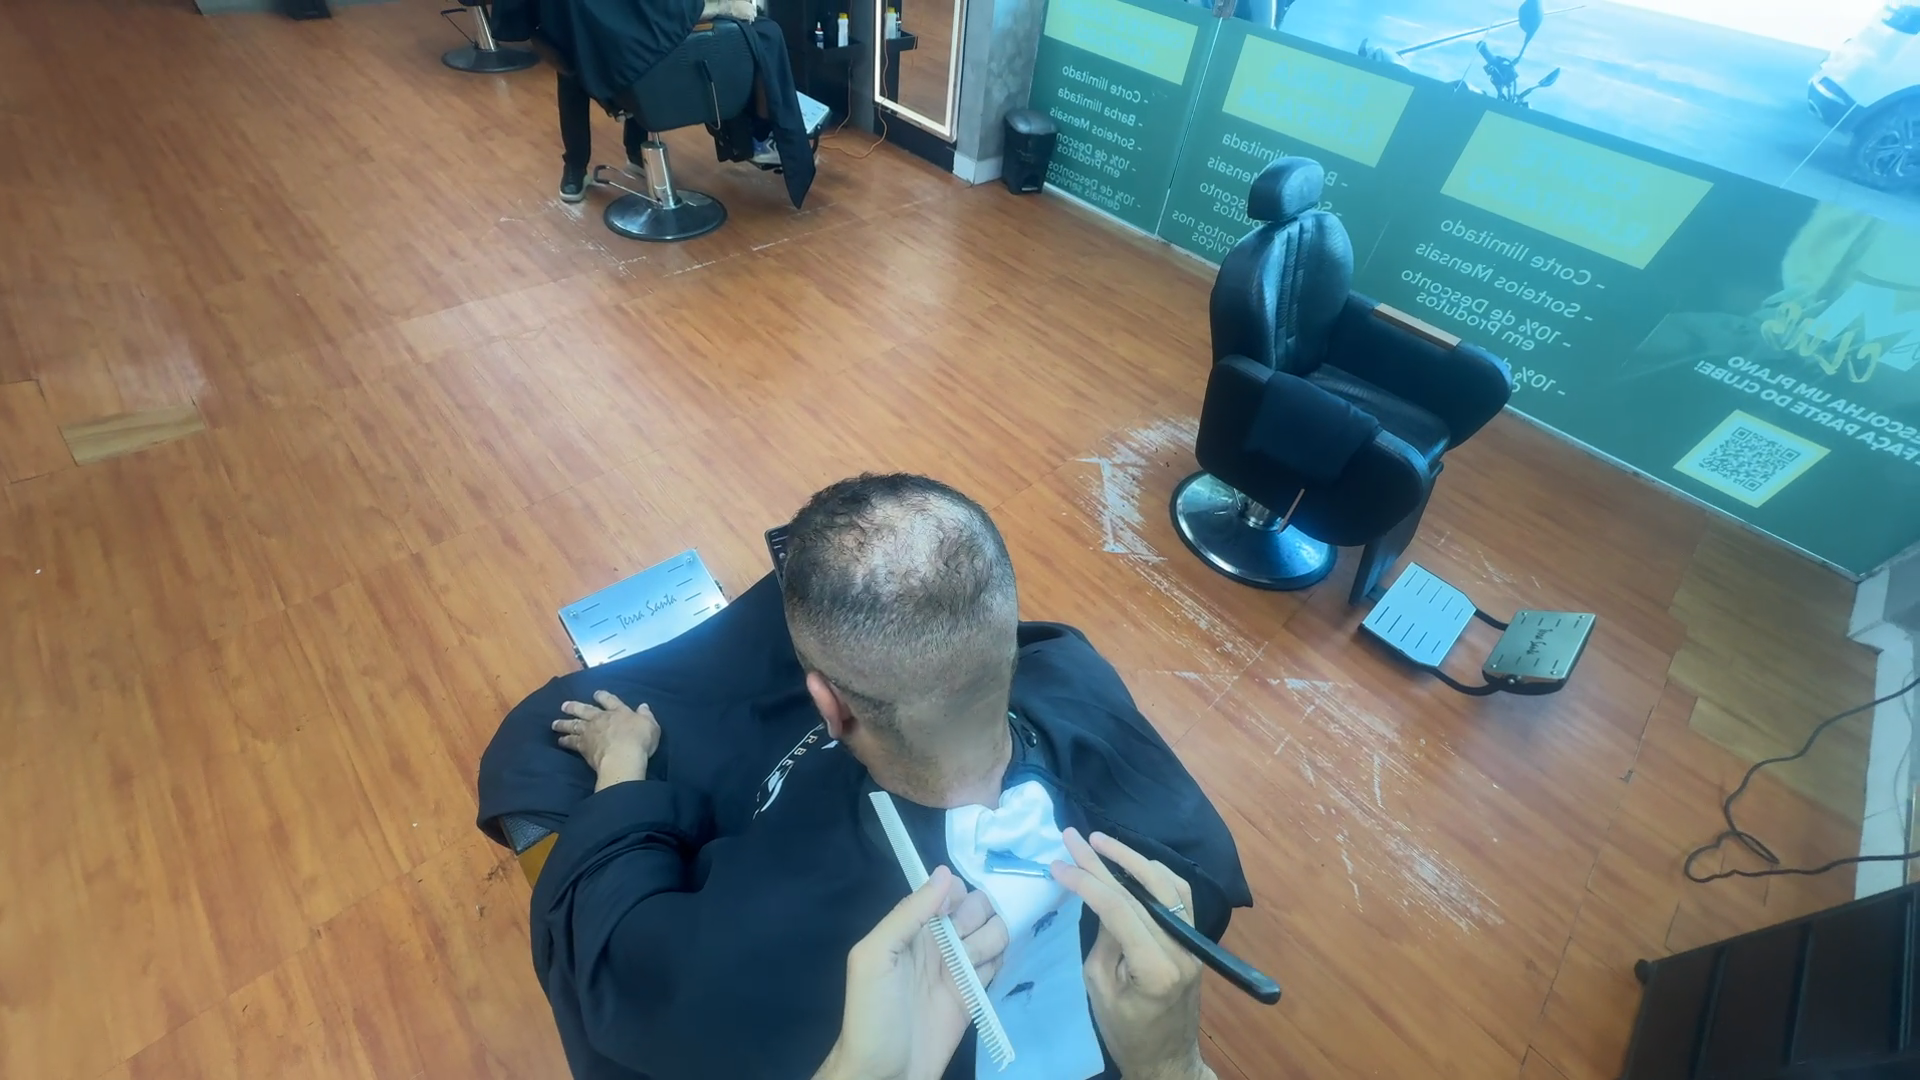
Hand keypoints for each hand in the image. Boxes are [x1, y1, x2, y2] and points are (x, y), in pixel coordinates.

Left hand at [551, 691, 659, 790]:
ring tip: (555, 723)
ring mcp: (590, 732)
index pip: (609, 700)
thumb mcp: (650, 725)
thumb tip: (643, 706)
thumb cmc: (639, 740)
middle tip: (564, 705)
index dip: (602, 696)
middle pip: (585, 710)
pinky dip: (565, 740)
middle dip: (575, 707)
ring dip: (564, 723)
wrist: (622, 758)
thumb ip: (646, 715)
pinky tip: (560, 740)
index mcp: (619, 712)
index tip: (596, 693)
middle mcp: (601, 719)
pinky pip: (571, 742)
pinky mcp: (583, 747)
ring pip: (574, 725)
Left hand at [815, 866, 1009, 1079]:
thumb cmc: (872, 1013)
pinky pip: (997, 965)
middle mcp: (939, 940)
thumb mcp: (876, 955)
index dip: (958, 895)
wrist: (883, 1077)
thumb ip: (908, 912)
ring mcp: (958, 967)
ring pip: (993, 932)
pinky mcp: (973, 995)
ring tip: (970, 964)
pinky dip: (997, 963)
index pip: (950, 891)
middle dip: (978, 917)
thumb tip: (944, 872)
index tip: (954, 914)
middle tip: (963, 943)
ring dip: (990, 940)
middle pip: (977, 907)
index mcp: (914, 925)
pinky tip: (983, 976)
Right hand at [1051, 829, 1214, 1079]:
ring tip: (1100, 841)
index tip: (1058, 863)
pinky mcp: (1194, 939)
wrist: (1168, 1061)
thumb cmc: (1126, 1032)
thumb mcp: (1099, 987)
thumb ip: (1103, 937)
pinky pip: (1178, 894)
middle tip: (1073, 836)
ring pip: (1165, 883)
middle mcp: (1181, 948)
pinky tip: (1132, 862)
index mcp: (1156, 968)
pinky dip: (1154, 872)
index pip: (1118, 909)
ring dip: (1131, 857)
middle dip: (1102, 859)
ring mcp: (1193, 942)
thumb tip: (1099, 895)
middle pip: (1139, 889)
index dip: (1086, 881)